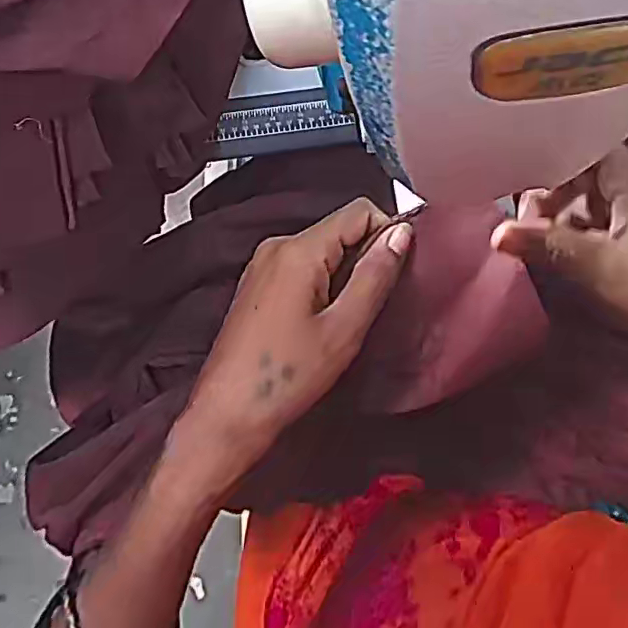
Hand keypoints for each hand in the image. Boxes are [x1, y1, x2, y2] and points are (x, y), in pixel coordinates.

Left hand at [176, 198, 412, 487]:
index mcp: (298, 250)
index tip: (398, 270)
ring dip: (346, 272)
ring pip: (324, 247)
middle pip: (340, 228)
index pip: (359, 210)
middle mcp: (277, 246)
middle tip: (373, 303)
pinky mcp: (258, 283)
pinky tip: (323, 321)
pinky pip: (304, 265)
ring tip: (347, 318)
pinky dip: (324, 282)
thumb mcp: (344, 328)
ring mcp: (263, 263)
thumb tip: (401, 232)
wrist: (226, 416)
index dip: (387, 232)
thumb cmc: (285, 378)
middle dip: (366, 256)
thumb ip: (375, 275)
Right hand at [492, 148, 627, 421]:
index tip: (516, 186)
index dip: (545, 161)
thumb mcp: (599, 268)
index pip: (580, 145)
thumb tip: (495, 233)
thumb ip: (546, 244)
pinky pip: (612, 216)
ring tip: (547, 247)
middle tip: (528, 229)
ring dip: (568, 218)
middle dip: (551, 197)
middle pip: (584, 171)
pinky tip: (575, 255)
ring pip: (596, 196)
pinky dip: (589, 231)